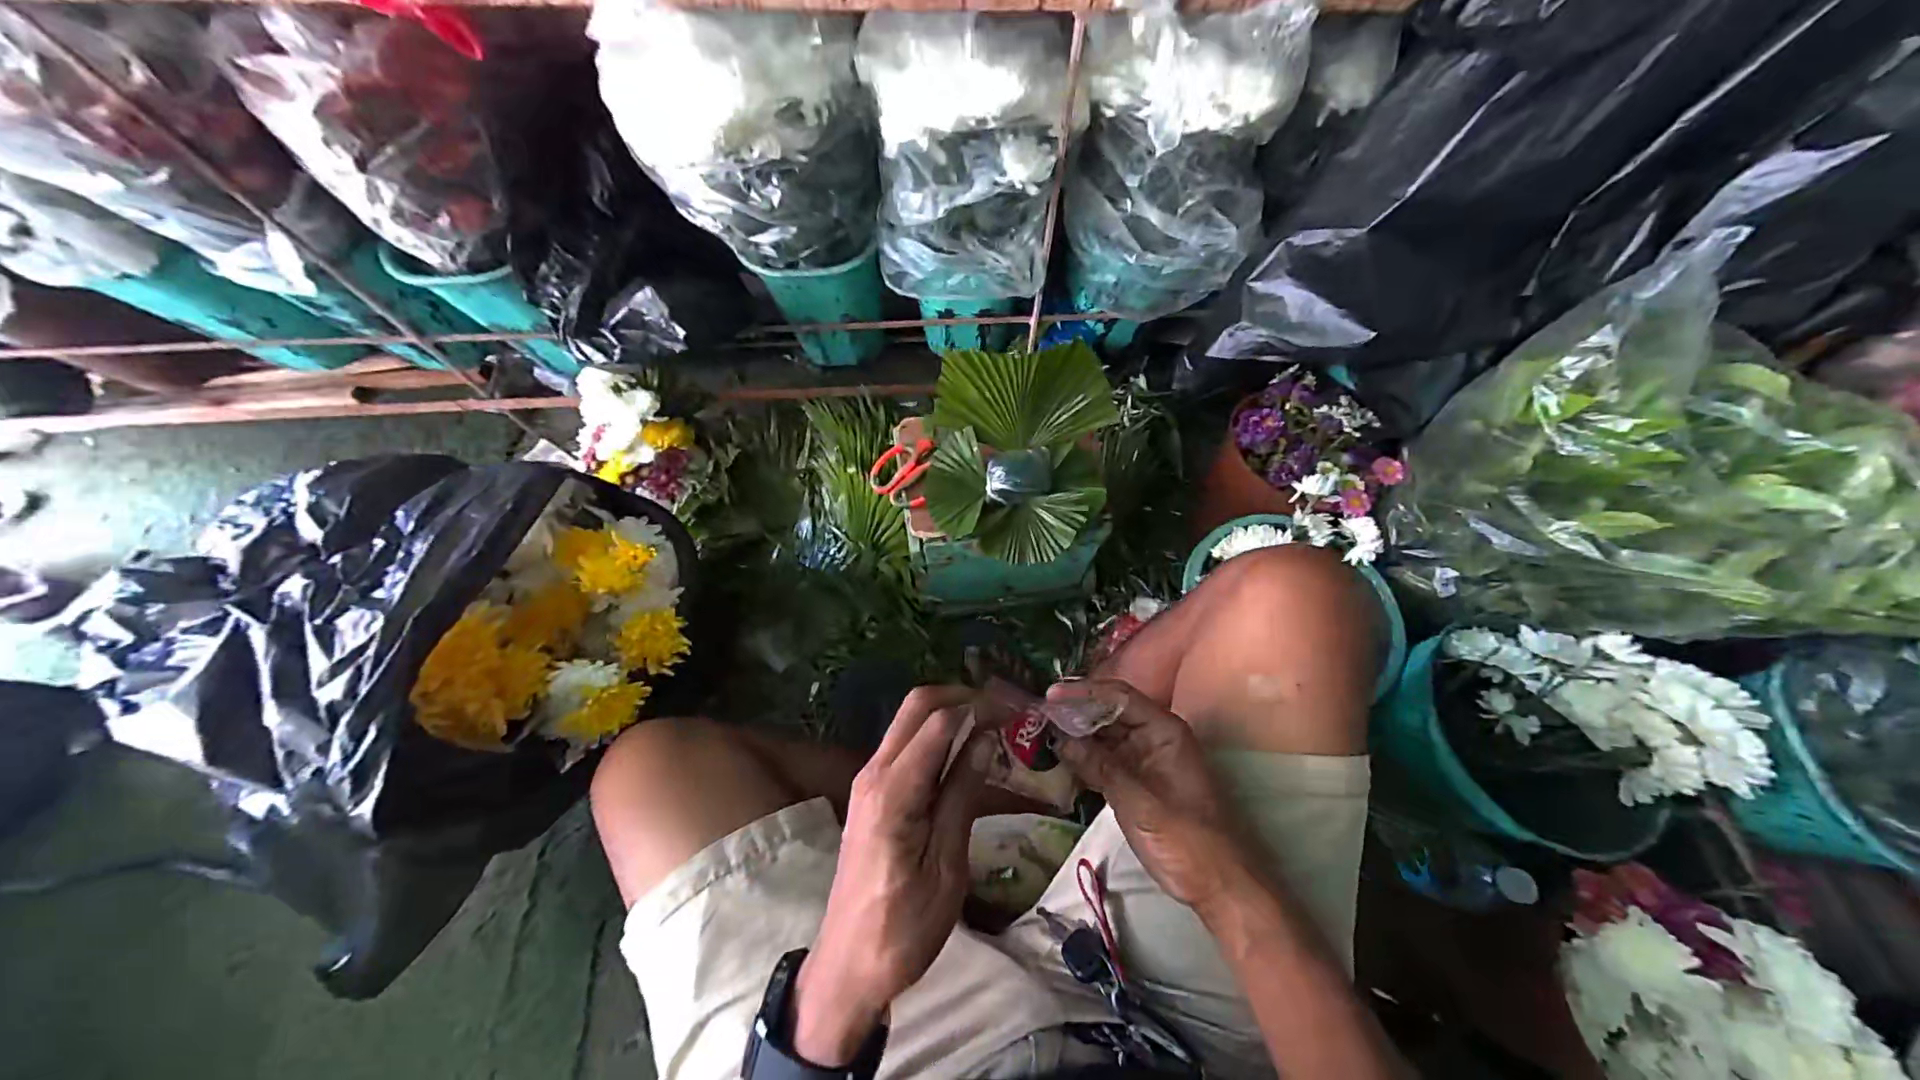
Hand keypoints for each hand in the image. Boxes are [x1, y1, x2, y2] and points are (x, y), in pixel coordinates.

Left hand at [792, 686, 993, 1065]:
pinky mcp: (871, 794)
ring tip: (995, 730)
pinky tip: (967, 757)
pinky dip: (937, 738)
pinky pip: (906, 747)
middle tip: (1006, 712)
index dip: (980, 707)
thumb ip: (961, 796)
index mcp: (893, 791)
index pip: (938, 721)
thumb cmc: (903, 929)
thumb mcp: (946, 867)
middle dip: (963, 697)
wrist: (848, 967)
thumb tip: (984, 739)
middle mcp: (874, 773)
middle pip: (917, 706)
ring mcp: (868, 781)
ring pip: (909, 722)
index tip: (1018, 710)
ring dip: (950, 714)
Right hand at [1048, 679, 1255, 912]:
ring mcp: (1144, 759)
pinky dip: (1082, 758)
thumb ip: (1101, 768)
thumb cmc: (1185, 840)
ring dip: (1075, 734)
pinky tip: (1058, 759)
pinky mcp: (1135, 780)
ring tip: (1040, 731)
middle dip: (1075, 712)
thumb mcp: (1139, 803)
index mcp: (1164, 731)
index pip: (1120, 697)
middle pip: (1109, 712)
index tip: (1051, 696)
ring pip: (1104, 736)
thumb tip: (1061, 740)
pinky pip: (1104, 759)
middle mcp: (1153, 737)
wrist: (1214, 884)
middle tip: (1038, 713)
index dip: (1085, 693)